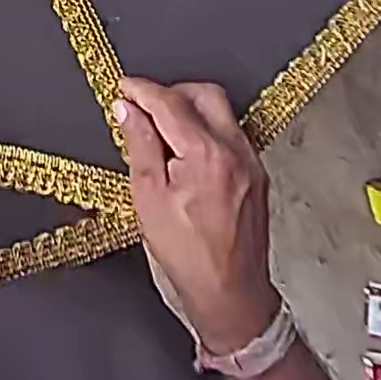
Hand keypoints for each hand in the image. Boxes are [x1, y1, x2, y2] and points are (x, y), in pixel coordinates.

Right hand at [117, 76, 280, 357]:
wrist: (230, 293)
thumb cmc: (186, 251)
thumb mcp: (147, 194)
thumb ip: (139, 143)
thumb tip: (127, 109)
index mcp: (206, 154)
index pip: (170, 103)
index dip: (142, 89)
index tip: (124, 86)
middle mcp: (236, 152)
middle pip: (204, 94)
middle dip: (170, 91)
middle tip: (142, 105)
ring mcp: (251, 163)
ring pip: (220, 112)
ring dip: (188, 109)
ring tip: (159, 130)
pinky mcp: (256, 174)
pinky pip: (229, 134)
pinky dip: (203, 129)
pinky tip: (182, 149)